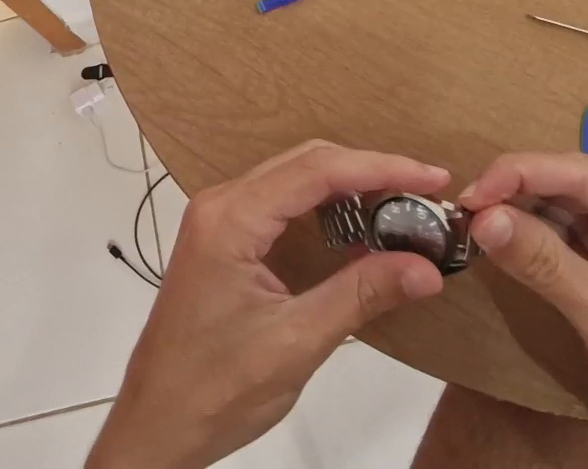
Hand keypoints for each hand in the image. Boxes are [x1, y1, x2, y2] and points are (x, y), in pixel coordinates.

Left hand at [87, 141, 450, 468]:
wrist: (157, 423)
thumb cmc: (213, 389)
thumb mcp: (296, 342)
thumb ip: (361, 295)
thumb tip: (427, 268)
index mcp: (230, 219)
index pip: (317, 170)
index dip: (380, 168)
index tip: (430, 177)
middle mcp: (221, 204)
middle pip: (306, 163)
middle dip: (369, 171)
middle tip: (424, 192)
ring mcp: (219, 217)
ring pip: (294, 177)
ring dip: (349, 185)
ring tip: (401, 205)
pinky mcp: (224, 236)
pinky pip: (281, 201)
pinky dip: (325, 205)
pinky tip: (358, 226)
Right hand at [459, 155, 587, 468]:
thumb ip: (548, 267)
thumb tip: (480, 218)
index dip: (523, 174)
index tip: (469, 194)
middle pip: (576, 185)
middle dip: (517, 193)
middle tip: (462, 212)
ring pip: (569, 208)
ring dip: (520, 213)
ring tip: (472, 225)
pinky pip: (572, 237)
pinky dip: (535, 239)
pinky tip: (502, 241)